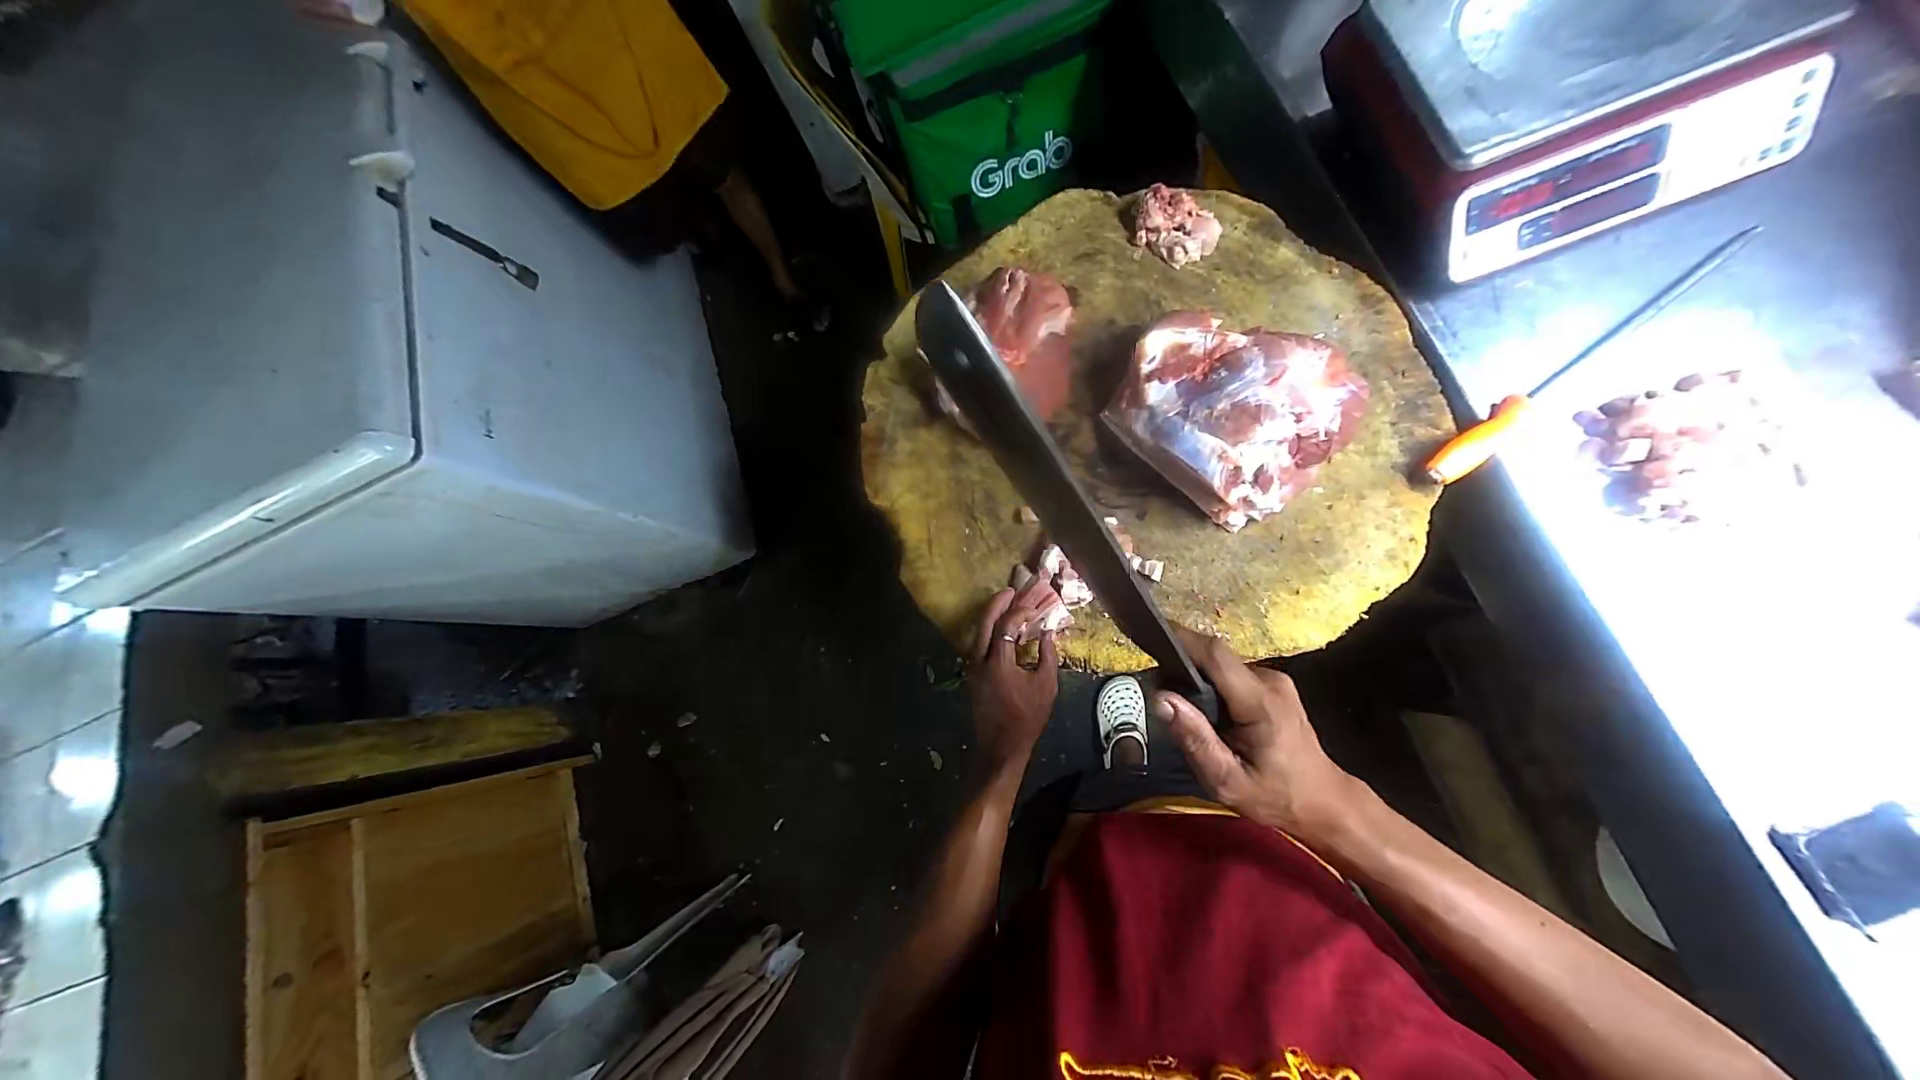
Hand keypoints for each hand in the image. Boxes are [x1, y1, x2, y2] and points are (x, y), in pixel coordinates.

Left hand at [967, 588, 1058, 774]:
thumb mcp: (1046, 685)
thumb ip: (1048, 655)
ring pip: (978, 632)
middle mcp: (980, 660)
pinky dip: (991, 630)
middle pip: (985, 622)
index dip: (1020, 612)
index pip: (1006, 625)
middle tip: (1011, 590)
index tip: (1034, 608)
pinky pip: (980, 643)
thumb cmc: (1028, 717)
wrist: (1002, 745)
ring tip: (1007, 603)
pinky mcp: (973, 673)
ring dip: (992, 615)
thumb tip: (1048, 632)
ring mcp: (973, 667)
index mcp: (998, 662)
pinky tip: (1003, 628)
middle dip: (998, 603)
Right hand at [1155, 627, 1357, 840]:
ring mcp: (1274, 680)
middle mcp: (1270, 681)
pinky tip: (1202, 708)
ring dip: (1195, 677)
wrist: (1324, 802)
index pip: (1215, 654)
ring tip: (1176, 703)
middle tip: (1155, 688)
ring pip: (1221, 665)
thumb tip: (1161, 699)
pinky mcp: (1271, 684)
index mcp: (1261, 702)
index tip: (1147, 639)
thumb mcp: (1228, 780)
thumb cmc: (1276, 797)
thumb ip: (1195, 739)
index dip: (1180, 640)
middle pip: (1215, 657)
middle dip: (1181, 665)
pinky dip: (1209, 684)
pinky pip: (1230, 674)